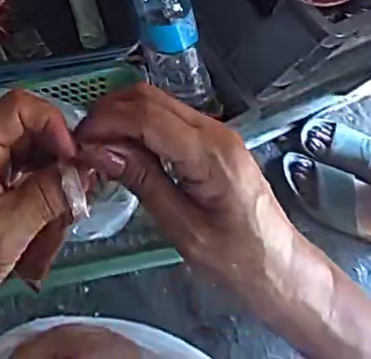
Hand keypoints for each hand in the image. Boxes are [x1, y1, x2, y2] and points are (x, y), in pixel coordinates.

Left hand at [0, 90, 86, 339]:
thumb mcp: (6, 231)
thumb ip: (47, 196)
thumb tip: (85, 170)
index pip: (21, 106)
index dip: (52, 123)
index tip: (73, 161)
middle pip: (31, 132)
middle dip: (58, 163)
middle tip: (76, 201)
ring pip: (32, 159)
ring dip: (52, 189)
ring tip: (56, 229)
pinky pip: (24, 180)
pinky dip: (40, 202)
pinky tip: (44, 233)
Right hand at [74, 83, 295, 295]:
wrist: (289, 274)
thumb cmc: (241, 263)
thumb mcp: (185, 231)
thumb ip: (142, 182)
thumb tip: (101, 150)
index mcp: (211, 154)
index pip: (147, 116)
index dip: (107, 122)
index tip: (81, 140)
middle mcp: (214, 130)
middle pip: (148, 96)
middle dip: (109, 110)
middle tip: (84, 139)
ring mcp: (215, 129)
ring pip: (155, 99)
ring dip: (121, 112)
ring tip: (99, 142)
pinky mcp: (211, 137)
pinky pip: (166, 114)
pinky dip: (137, 120)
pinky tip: (123, 144)